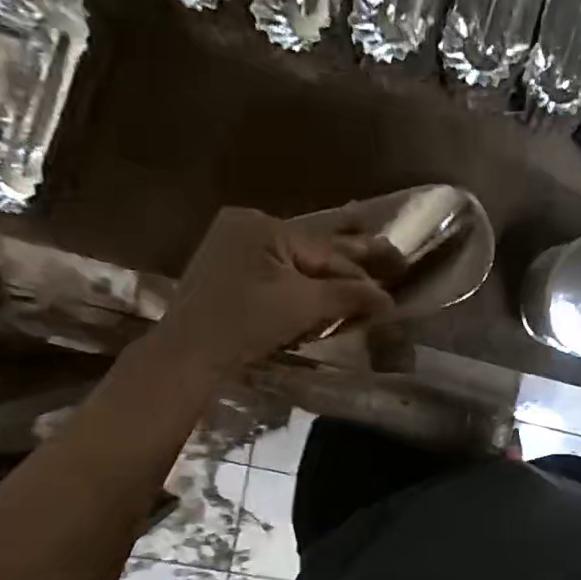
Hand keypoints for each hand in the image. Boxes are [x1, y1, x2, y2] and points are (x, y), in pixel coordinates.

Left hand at [160, 207, 397, 368]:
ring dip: (327, 272)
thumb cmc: (244, 322)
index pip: (326, 250)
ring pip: (295, 261)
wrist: (187, 354)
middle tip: (391, 255)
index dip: (360, 272)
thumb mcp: (302, 306)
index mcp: (263, 225)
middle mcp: (246, 226)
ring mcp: (232, 248)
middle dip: (348, 260)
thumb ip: (347, 295)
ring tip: (363, 267)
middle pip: (311, 249)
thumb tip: (387, 299)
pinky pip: (276, 272)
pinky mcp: (226, 273)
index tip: (392, 282)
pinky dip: (301, 282)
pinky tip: (323, 286)